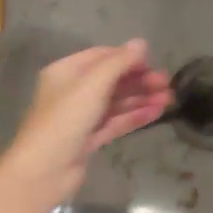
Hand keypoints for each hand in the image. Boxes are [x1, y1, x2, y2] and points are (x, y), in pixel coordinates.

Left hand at [0, 41, 171, 204]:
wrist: (44, 170)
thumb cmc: (65, 120)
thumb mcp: (92, 85)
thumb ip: (118, 63)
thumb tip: (140, 43)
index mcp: (65, 72)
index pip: (100, 57)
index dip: (127, 58)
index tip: (153, 62)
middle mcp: (71, 91)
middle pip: (110, 80)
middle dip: (138, 80)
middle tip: (166, 83)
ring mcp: (80, 117)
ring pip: (115, 102)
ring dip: (141, 98)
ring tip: (169, 99)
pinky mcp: (88, 139)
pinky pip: (115, 122)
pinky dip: (134, 116)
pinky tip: (156, 112)